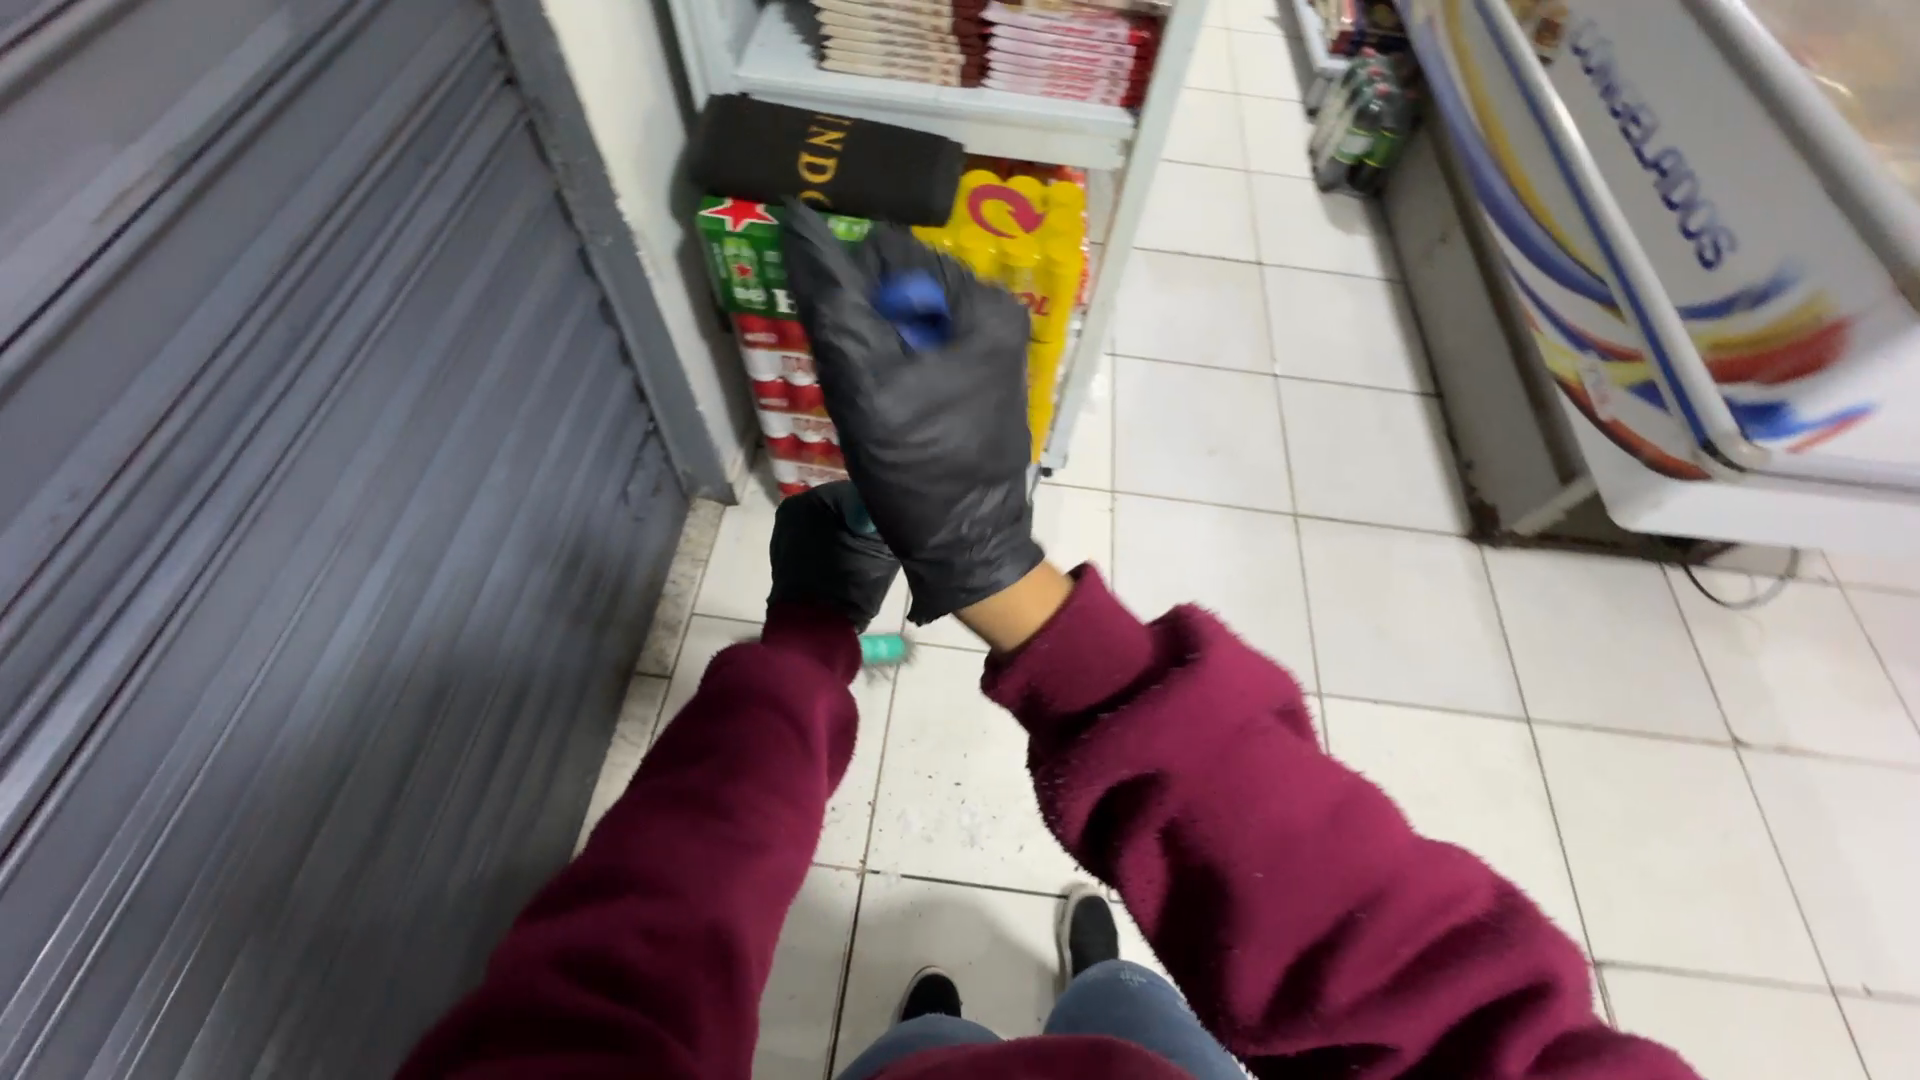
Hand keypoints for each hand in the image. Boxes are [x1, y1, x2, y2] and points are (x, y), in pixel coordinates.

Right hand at [781, 202, 1042, 623]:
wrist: (966, 543)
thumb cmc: (918, 468)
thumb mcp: (865, 382)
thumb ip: (831, 300)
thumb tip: (794, 220)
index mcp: (981, 303)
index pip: (889, 253)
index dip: (846, 288)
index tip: (836, 341)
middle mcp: (994, 314)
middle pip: (901, 284)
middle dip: (865, 320)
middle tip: (858, 380)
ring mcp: (990, 348)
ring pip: (906, 319)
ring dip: (876, 347)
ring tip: (876, 400)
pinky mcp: (981, 378)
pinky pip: (922, 350)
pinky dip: (895, 369)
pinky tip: (892, 409)